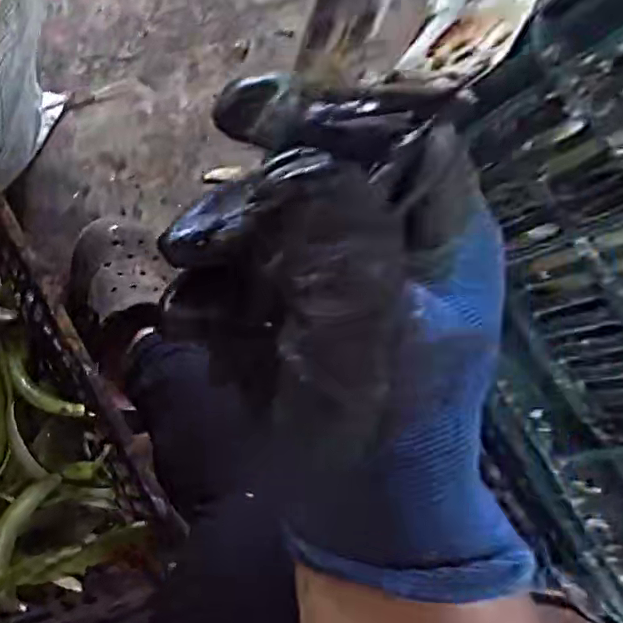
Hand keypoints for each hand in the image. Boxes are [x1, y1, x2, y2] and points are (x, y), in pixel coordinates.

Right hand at [160, 78, 534, 602]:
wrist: (352, 513)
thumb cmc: (385, 433)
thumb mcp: (374, 341)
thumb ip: (344, 249)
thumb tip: (300, 167)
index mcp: (429, 235)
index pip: (387, 138)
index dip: (321, 113)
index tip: (238, 109)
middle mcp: (370, 246)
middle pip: (297, 184)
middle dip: (239, 208)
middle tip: (193, 243)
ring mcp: (314, 282)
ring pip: (246, 234)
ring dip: (209, 260)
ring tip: (195, 311)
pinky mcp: (270, 317)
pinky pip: (223, 286)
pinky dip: (202, 306)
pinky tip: (203, 340)